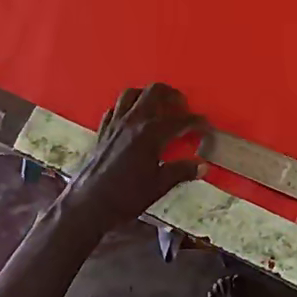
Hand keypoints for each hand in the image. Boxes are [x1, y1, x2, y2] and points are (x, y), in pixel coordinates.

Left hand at [60, 83, 207, 230]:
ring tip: (157, 107)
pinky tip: (131, 119)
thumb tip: (202, 166)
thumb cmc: (126, 196)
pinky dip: (126, 108)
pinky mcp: (102, 131)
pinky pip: (114, 109)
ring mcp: (115, 123)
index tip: (206, 127)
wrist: (90, 203)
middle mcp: (133, 121)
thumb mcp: (159, 185)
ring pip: (132, 94)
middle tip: (182, 108)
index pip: (180, 121)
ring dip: (147, 96)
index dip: (197, 122)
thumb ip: (181, 171)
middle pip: (155, 93)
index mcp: (151, 133)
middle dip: (172, 96)